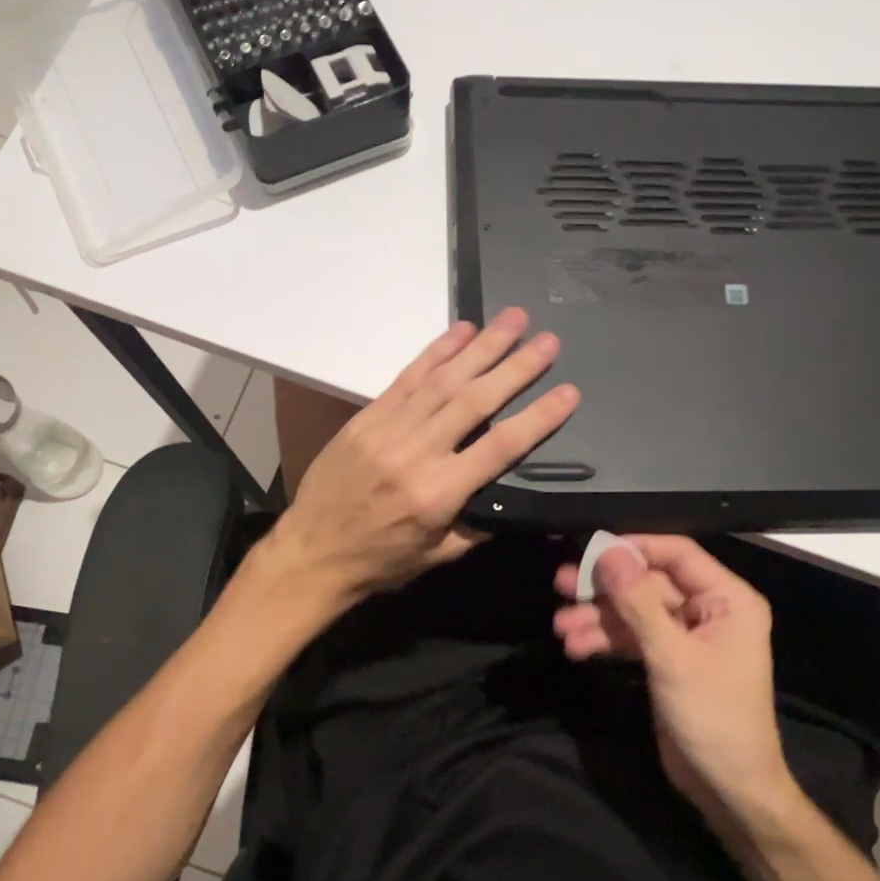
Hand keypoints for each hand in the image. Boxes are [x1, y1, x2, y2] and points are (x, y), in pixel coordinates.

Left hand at [266, 308, 579, 607]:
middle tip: (549, 340)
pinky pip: (407, 378)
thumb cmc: (379, 561)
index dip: (538, 417)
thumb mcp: (436, 556)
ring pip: (443, 380)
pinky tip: (462, 331)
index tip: (568, 392)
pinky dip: (435, 352)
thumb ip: (477, 526)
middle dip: (515, 367)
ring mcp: (388, 430)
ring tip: (514, 319)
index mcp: (439, 494)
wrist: (311, 553)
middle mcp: (416, 454)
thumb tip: (515, 498)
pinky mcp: (367, 418)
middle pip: (475, 401)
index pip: (500, 447)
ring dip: (482, 347)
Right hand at [554, 537, 796, 835]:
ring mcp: (687, 638)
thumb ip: (638, 603)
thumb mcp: (672, 657)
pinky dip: (606, 642)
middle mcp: (709, 611)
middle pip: (649, 584)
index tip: (590, 549)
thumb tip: (609, 553)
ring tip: (560, 628)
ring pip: (635, 613)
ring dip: (598, 619)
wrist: (729, 786)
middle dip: (605, 589)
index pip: (677, 554)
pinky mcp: (668, 662)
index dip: (633, 548)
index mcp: (728, 600)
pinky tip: (576, 648)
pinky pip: (634, 639)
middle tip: (560, 585)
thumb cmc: (712, 716)